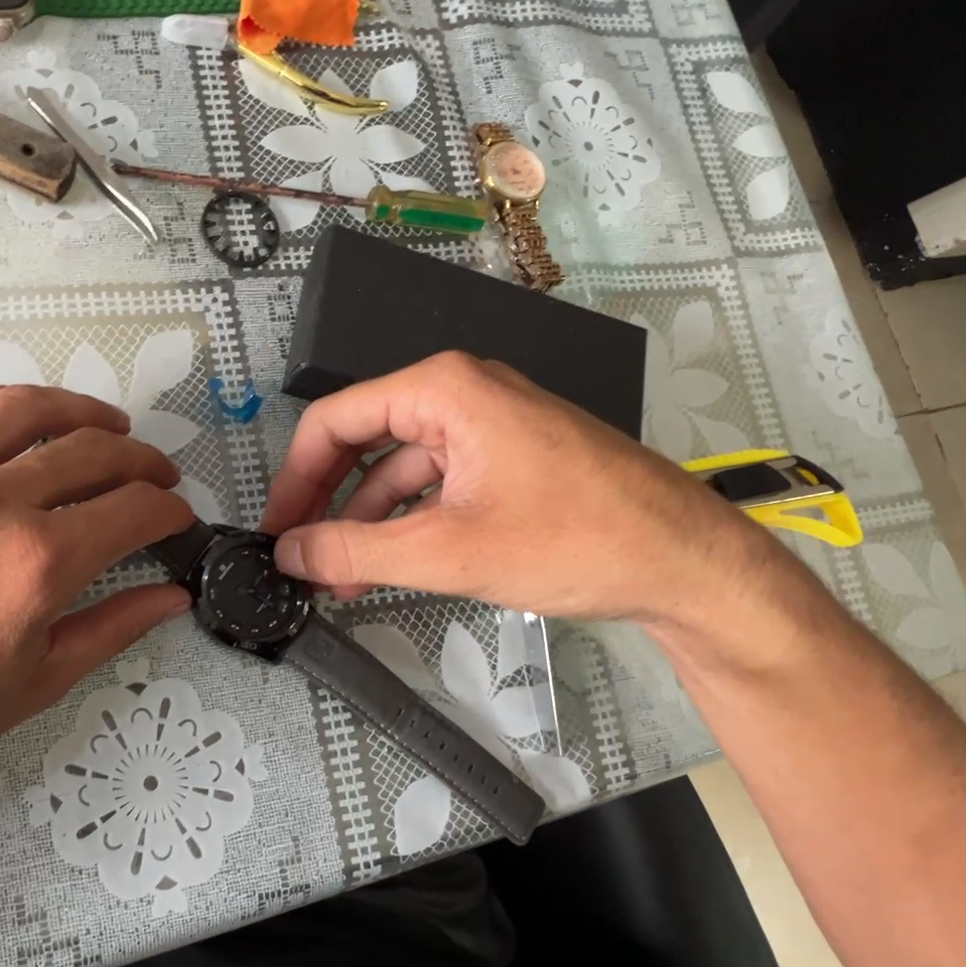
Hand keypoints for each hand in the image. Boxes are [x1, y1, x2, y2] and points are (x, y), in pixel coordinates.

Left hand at [0, 386, 194, 803]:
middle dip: (141, 460)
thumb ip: (112, 628)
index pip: (132, 509)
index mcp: (37, 564)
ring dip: (79, 411)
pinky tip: (18, 417)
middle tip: (156, 476)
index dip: (169, 510)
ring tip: (105, 426)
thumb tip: (170, 597)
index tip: (177, 518)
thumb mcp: (34, 684)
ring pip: (24, 409)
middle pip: (91, 450)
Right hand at [259, 352, 778, 624]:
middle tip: (299, 553)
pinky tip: (387, 565)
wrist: (689, 565)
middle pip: (362, 441)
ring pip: (397, 468)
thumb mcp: (446, 552)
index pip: (334, 421)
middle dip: (326, 501)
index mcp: (443, 389)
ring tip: (340, 577)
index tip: (276, 530)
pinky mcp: (506, 458)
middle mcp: (461, 393)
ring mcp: (487, 425)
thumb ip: (353, 551)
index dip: (293, 478)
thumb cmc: (576, 541)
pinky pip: (434, 483)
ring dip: (364, 521)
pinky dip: (405, 522)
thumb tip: (287, 555)